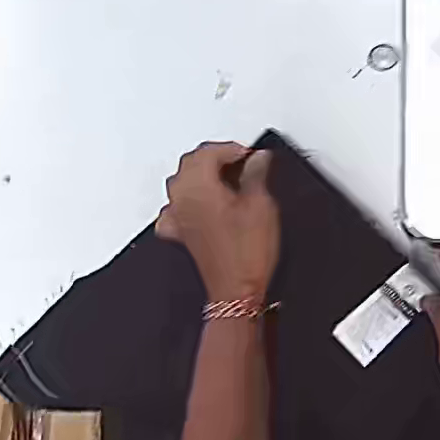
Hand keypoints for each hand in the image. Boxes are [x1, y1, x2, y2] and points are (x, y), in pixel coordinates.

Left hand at [157, 142, 278, 300]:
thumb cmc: (246, 253)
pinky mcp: (181, 233)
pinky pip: (178, 207)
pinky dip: (192, 199)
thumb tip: (258, 159)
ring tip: (230, 179)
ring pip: (184, 182)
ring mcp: (178, 217)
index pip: (209, 152)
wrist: (236, 290)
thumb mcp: (261, 204)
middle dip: (217, 158)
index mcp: (197, 186)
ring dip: (204, 175)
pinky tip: (206, 204)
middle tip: (243, 162)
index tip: (251, 155)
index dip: (233, 149)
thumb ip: (256, 174)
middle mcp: (181, 198)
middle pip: (192, 163)